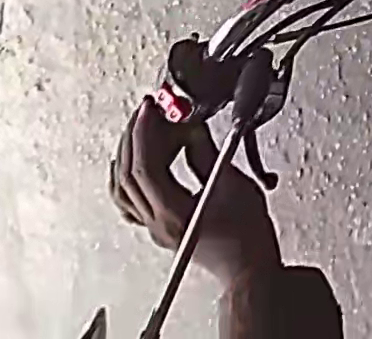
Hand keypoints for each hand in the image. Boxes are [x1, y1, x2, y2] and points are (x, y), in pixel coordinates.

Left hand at [109, 97, 280, 286]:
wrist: (248, 264)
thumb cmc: (246, 233)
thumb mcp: (233, 182)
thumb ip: (207, 152)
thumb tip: (191, 125)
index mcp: (173, 213)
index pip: (144, 167)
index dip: (145, 132)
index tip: (151, 108)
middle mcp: (156, 223)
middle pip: (129, 175)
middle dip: (134, 135)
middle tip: (146, 108)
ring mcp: (154, 227)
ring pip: (123, 188)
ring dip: (129, 153)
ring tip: (140, 126)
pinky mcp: (160, 225)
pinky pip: (129, 200)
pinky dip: (128, 175)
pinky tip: (134, 161)